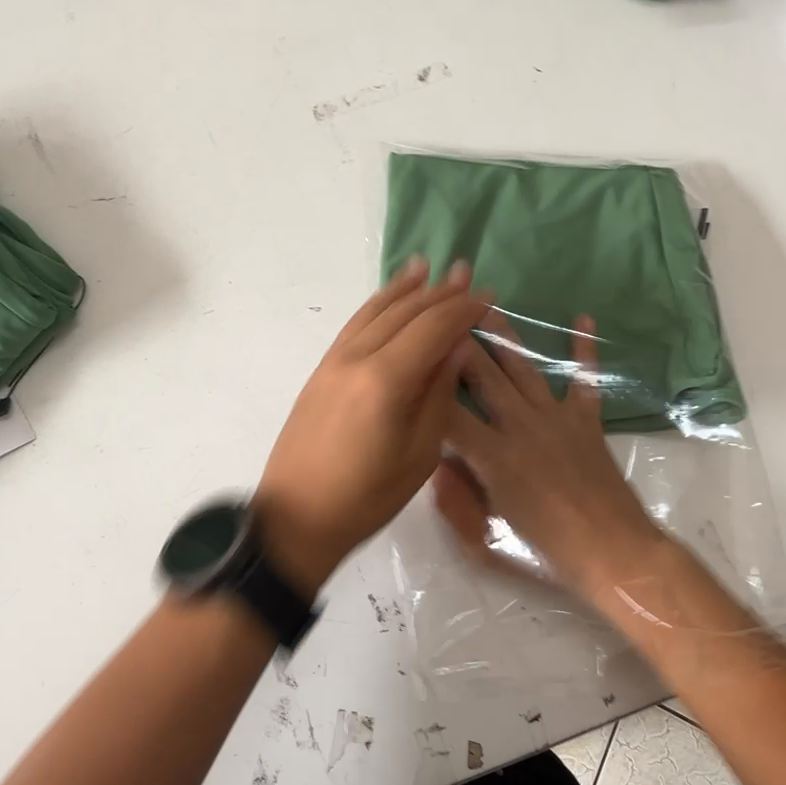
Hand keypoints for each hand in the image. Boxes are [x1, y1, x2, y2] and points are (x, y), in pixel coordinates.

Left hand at [256, 257, 489, 593]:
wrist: (296, 517)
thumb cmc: (367, 497)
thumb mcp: (420, 455)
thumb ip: (439, 395)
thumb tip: (455, 349)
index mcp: (386, 380)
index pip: (433, 328)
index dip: (463, 309)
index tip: (488, 297)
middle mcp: (357, 358)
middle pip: (404, 313)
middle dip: (438, 292)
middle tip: (466, 274)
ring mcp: (333, 362)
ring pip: (374, 312)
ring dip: (403, 289)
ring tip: (426, 267)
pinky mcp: (320, 371)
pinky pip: (354, 326)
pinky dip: (375, 306)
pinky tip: (387, 300)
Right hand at [432, 311, 661, 593]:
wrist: (614, 556)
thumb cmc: (545, 553)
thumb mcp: (485, 540)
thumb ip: (455, 501)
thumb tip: (433, 464)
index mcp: (492, 456)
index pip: (447, 412)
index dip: (425, 383)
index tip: (408, 357)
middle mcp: (520, 426)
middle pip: (482, 375)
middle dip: (458, 340)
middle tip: (439, 309)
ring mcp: (556, 419)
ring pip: (522, 367)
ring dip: (502, 334)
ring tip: (484, 303)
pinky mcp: (586, 421)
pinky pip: (583, 379)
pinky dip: (583, 349)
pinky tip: (583, 318)